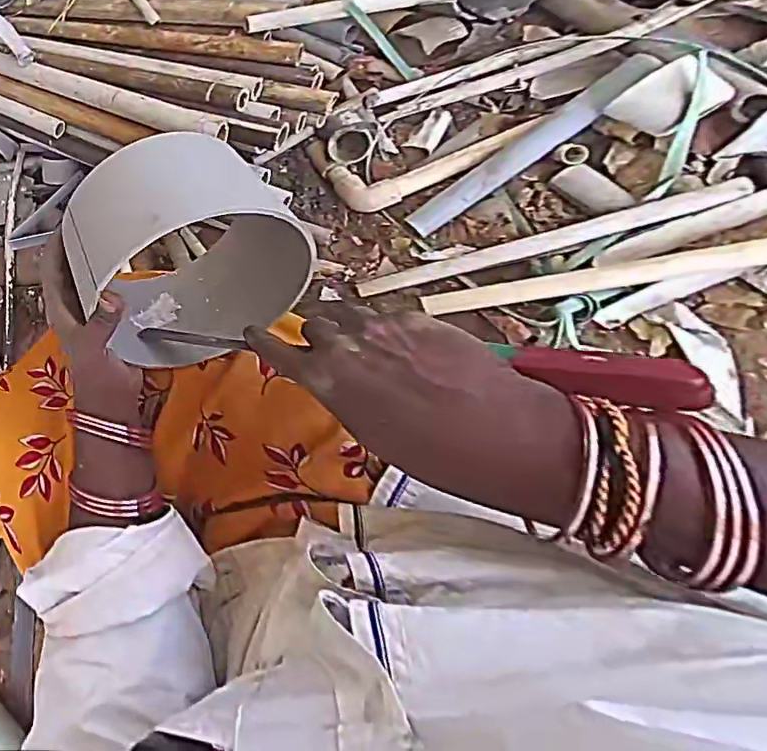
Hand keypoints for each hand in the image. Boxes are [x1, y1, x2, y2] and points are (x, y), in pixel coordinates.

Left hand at [40, 236, 142, 422]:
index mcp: (60, 310)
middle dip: (73, 246)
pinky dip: (111, 274)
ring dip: (91, 258)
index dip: (54, 248)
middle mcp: (71, 307)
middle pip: (67, 269)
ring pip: (85, 277)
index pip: (51, 271)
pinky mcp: (106, 317)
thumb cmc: (97, 379)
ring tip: (103, 232)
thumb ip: (101, 324)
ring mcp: (88, 311)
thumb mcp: (96, 349)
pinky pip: (105, 288)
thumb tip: (111, 299)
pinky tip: (123, 262)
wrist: (113, 402)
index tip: (64, 224)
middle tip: (85, 220)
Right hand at [243, 302, 582, 524]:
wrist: (512, 437)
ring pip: (344, 312)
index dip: (261, 339)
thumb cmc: (436, 453)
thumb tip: (331, 379)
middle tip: (333, 353)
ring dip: (345, 324)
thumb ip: (338, 394)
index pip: (274, 348)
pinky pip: (383, 315)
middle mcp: (344, 344)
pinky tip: (402, 346)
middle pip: (312, 324)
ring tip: (360, 340)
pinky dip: (382, 327)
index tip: (253, 332)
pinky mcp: (415, 317)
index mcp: (325, 378)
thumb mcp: (368, 431)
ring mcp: (380, 325)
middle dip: (317, 337)